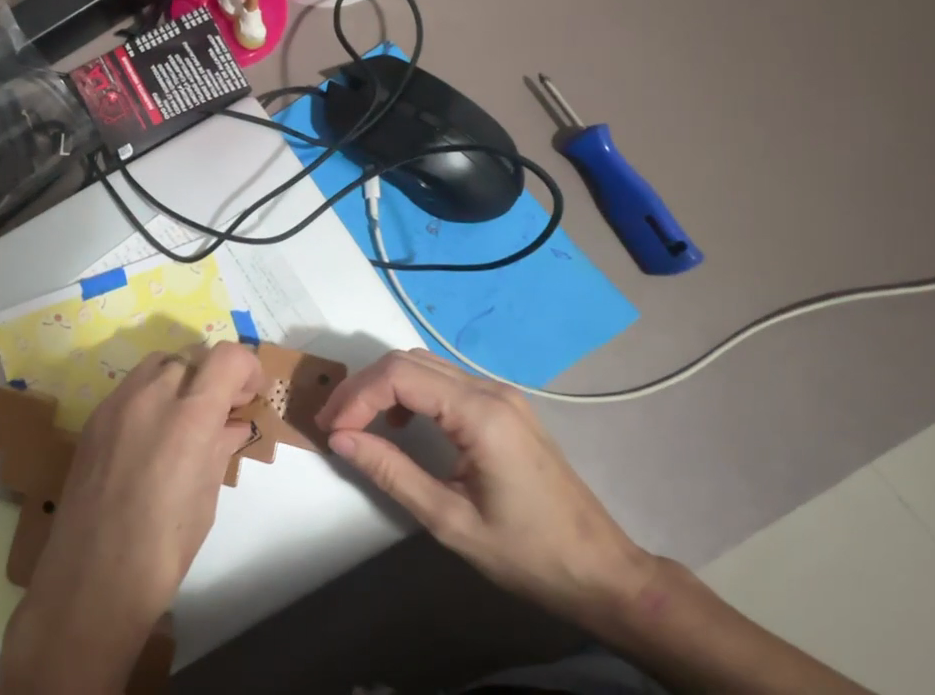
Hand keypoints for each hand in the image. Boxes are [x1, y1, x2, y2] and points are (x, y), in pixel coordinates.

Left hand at [1, 343, 263, 692]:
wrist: (92, 576)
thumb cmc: (162, 549)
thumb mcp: (205, 498)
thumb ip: (219, 448)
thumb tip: (232, 424)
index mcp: (189, 417)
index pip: (226, 357)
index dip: (247, 368)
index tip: (251, 393)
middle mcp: (150, 397)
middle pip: (189, 357)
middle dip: (211, 376)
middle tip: (224, 409)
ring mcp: (115, 404)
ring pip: (156, 365)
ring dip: (178, 380)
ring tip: (188, 418)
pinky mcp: (92, 419)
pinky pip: (129, 388)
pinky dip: (150, 396)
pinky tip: (154, 434)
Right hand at [315, 350, 657, 623]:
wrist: (601, 572)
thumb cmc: (527, 553)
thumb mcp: (449, 520)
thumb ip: (392, 473)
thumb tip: (341, 440)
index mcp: (481, 415)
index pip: (400, 376)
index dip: (357, 396)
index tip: (333, 431)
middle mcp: (491, 391)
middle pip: (408, 361)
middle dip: (363, 387)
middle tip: (336, 425)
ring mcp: (501, 396)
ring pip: (425, 365)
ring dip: (383, 386)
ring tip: (357, 423)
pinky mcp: (504, 408)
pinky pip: (444, 381)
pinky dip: (410, 391)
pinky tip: (400, 423)